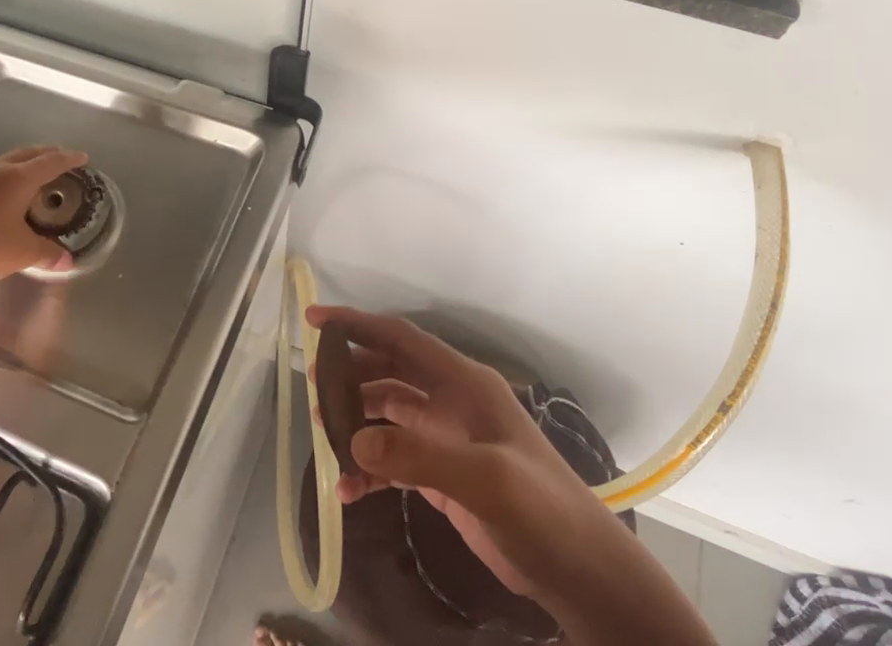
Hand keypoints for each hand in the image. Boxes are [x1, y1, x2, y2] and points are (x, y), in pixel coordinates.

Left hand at [0, 146, 86, 285]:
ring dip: (23, 163)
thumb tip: (66, 261)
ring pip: (5, 161)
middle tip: (60, 158)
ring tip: (33, 174)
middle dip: (47, 154)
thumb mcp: (23, 252)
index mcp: (18, 179)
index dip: (69, 159)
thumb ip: (47, 253)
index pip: (51, 162)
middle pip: (27, 153)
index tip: (82, 157)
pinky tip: (3, 193)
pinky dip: (5, 176)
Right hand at [305, 305, 603, 599]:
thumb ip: (419, 456)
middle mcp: (452, 402)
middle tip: (311, 388)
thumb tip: (354, 440)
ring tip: (321, 437)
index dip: (357, 325)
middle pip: (388, 372)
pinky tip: (348, 491)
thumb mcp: (487, 480)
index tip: (313, 320)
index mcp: (465, 385)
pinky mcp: (441, 475)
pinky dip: (368, 470)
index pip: (402, 340)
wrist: (580, 572)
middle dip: (349, 375)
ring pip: (386, 414)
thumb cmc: (542, 511)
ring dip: (354, 423)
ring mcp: (446, 439)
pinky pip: (392, 459)